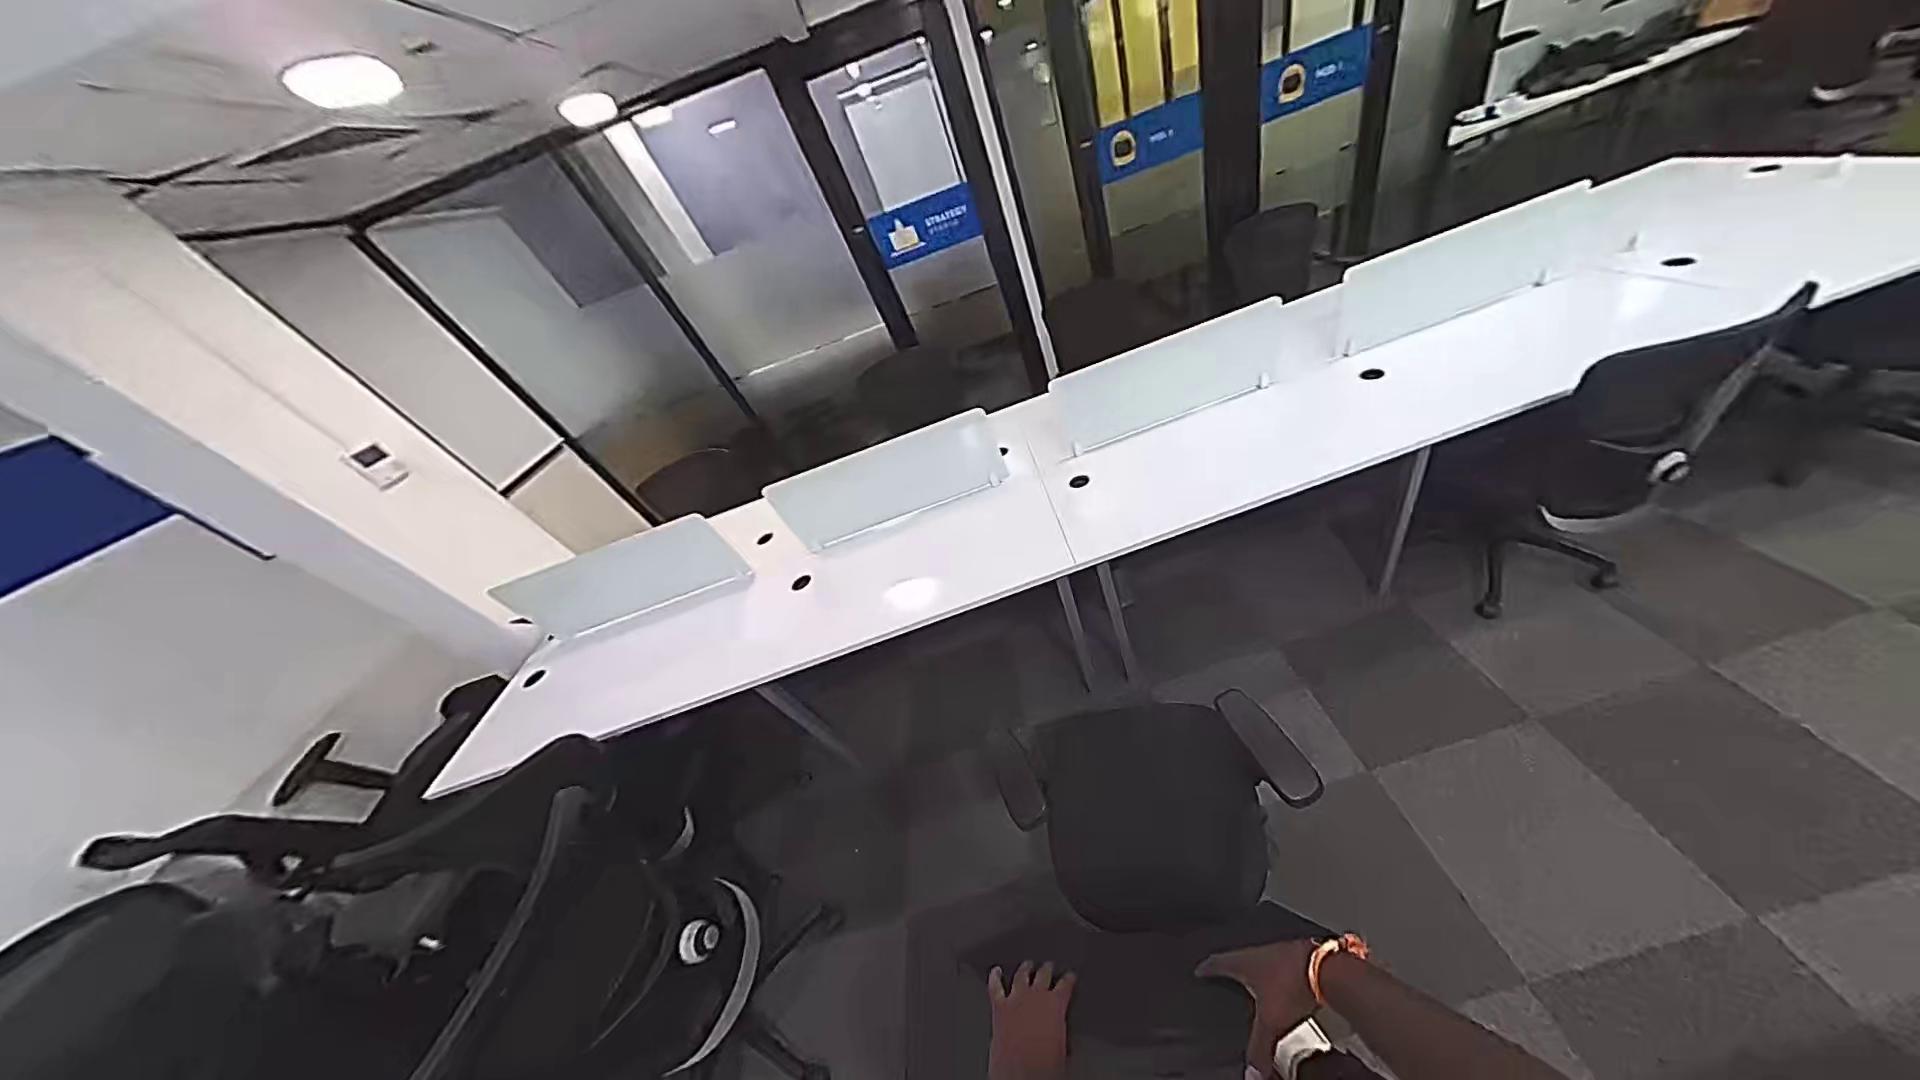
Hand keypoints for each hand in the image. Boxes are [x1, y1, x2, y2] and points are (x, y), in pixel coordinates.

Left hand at [987, 960, 1075, 1079]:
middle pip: (1042, 974)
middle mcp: (1035, 996)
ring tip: (1027, 964)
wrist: (1021, 1075)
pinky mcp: (999, 1007)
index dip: (1068, 980)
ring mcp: (1015, 999)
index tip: (1069, 976)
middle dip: (1046, 969)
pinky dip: (994, 977)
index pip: (1065, 986)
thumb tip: (1057, 1029)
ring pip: (1021, 976)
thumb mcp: (1061, 1047)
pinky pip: (995, 987)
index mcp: (1055, 1005)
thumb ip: (1059, 1028)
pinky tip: (995, 971)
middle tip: (1049, 965)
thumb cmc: (1044, 1067)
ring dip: (1024, 968)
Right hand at [1195, 939, 1319, 1077]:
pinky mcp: (1293, 954)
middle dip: (1228, 968)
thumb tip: (1250, 1075)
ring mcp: (1275, 950)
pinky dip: (1272, 973)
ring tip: (1250, 982)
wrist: (1326, 969)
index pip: (1216, 962)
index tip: (1199, 970)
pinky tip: (1278, 983)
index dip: (1206, 968)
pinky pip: (1275, 963)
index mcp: (1242, 961)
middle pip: (1235, 958)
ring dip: (1252, 970)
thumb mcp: (1272, 1022)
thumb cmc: (1292, 984)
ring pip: (1256, 959)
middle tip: (1222, 976)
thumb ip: (1259, 1048)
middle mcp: (1255, 951)